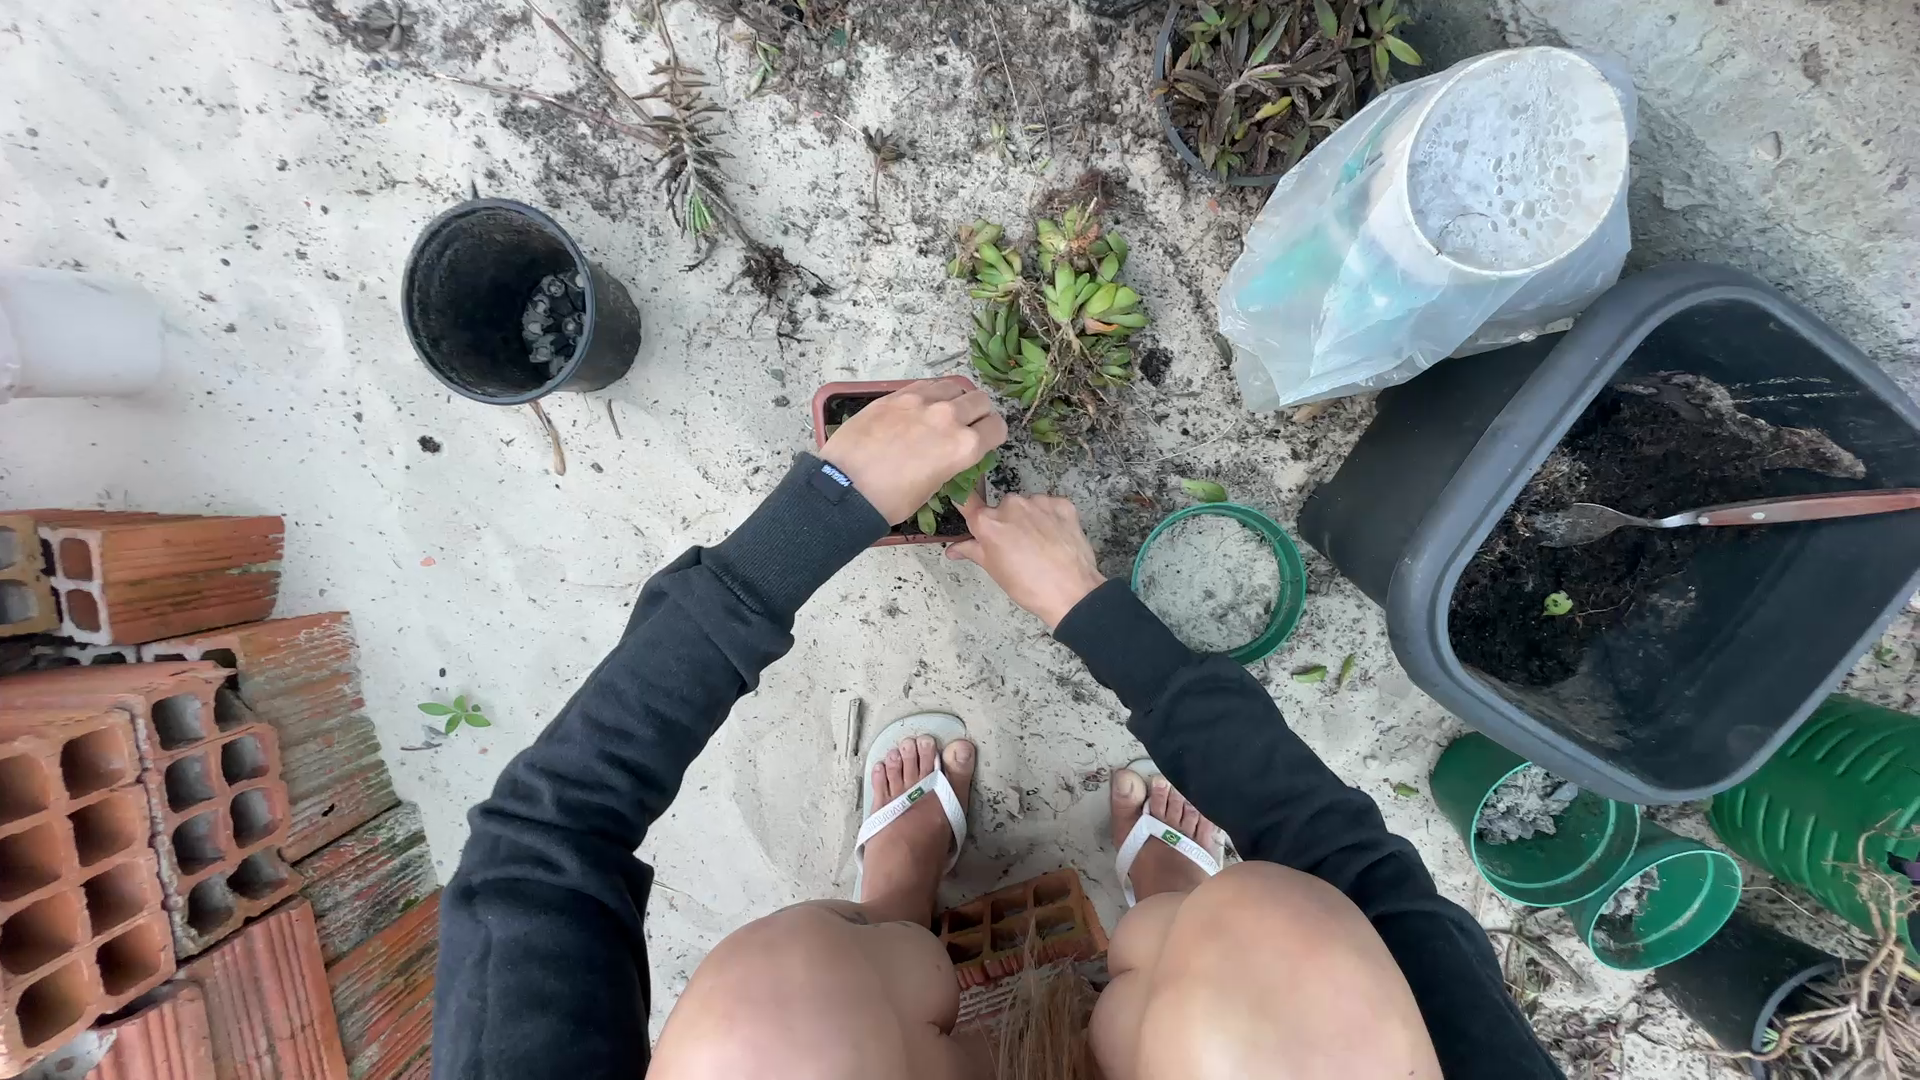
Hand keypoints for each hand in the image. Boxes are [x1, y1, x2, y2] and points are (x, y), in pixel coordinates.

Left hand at [819, 379, 1008, 524]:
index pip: (997, 427)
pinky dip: (932, 393)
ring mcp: (922, 401)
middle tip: (966, 425)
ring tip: (943, 413)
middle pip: (980, 401)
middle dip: (978, 413)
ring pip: (954, 386)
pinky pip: (926, 385)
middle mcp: (949, 417)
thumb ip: (950, 463)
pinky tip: (921, 407)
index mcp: (964, 446)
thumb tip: (950, 454)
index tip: (985, 440)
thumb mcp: (932, 488)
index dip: (993, 435)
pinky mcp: (897, 394)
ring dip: (956, 399)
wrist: (847, 488)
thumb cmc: (891, 500)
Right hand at [946, 493, 1106, 630]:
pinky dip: (1050, 518)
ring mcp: (1038, 502)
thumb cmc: (1029, 586)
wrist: (1072, 592)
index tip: (967, 508)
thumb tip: (953, 550)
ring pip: (1027, 506)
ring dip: (1029, 519)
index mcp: (988, 522)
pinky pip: (1050, 506)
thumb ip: (972, 551)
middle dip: (1006, 523)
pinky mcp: (1062, 504)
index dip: (966, 505)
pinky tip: (1054, 538)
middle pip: (1002, 508)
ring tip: (1039, 545)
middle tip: (1015, 547)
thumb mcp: (994, 570)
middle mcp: (1011, 505)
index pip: (967, 502)